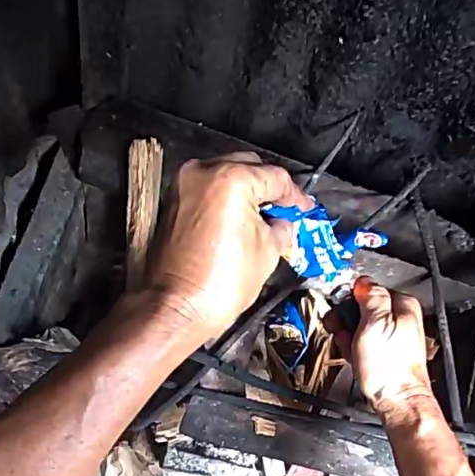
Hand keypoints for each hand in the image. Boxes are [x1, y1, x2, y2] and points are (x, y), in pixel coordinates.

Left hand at [145, 152, 311, 339]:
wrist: (177, 308)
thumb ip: (281, 226)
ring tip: (262, 217)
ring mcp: (182, 187)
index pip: (276, 177)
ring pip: (224, 177)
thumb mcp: (268, 251)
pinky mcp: (171, 204)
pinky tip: (237, 221)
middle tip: (284, 211)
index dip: (295, 196)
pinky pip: (205, 193)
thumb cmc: (218, 284)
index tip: (303, 208)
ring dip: (244, 193)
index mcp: (231, 179)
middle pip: (248, 167)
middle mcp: (202, 174)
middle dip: (268, 189)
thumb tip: (282, 221)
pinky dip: (222, 201)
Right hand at [345, 275, 438, 419]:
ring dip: (348, 335)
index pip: (368, 288)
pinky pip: (362, 342)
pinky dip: (354, 348)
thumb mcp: (375, 323)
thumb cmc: (388, 367)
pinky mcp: (384, 352)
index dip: (349, 299)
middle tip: (342, 330)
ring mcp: (392, 336)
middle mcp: (400, 319)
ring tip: (349, 347)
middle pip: (362, 307)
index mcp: (402, 306)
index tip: (340, 309)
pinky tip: (354, 356)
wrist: (395, 399)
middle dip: (346, 319)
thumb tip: (363, 282)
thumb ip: (370, 296)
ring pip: (359, 326)